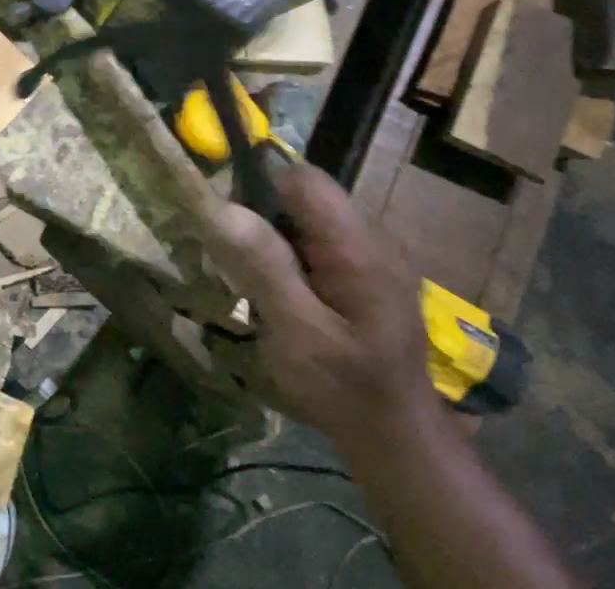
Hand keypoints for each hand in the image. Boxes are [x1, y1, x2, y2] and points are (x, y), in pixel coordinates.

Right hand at [206, 165, 439, 451]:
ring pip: (303, 218)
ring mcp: (368, 257)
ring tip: (245, 276)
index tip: (222, 221)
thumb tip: (220, 206)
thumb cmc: (344, 386)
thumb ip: (263, 266)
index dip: (255, 187)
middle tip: (228, 256)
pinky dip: (283, 254)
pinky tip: (271, 289)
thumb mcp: (296, 331)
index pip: (302, 179)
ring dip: (267, 236)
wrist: (394, 435)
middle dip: (257, 214)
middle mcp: (371, 240)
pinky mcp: (360, 273)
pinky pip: (312, 241)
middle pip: (301, 195)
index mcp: (359, 248)